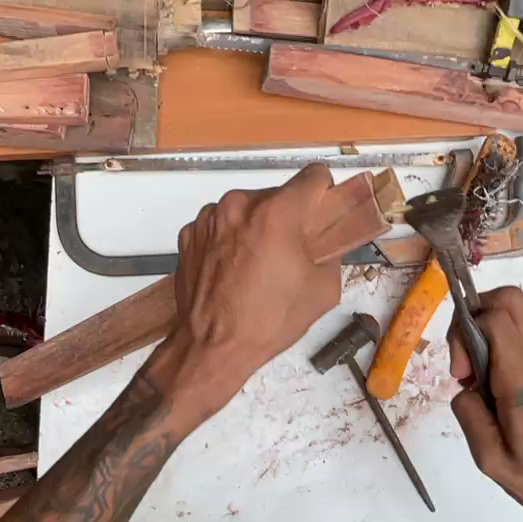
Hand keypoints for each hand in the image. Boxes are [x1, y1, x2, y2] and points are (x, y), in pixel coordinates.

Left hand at [166, 164, 343, 403]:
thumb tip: (330, 237)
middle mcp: (239, 206)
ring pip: (246, 209)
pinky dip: (230, 239)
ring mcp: (210, 218)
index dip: (324, 193)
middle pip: (277, 195)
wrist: (213, 346)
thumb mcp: (323, 289)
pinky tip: (235, 269)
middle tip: (291, 250)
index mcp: (276, 213)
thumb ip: (332, 250)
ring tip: (258, 264)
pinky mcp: (190, 233)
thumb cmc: (266, 322)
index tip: (323, 209)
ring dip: (256, 227)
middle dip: (288, 217)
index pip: (313, 175)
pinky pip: (220, 225)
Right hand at [447, 287, 522, 521]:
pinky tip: (504, 388)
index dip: (463, 332)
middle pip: (509, 299)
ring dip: (491, 330)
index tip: (461, 374)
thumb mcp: (492, 461)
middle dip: (474, 315)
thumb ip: (468, 415)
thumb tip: (467, 388)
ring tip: (483, 377)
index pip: (493, 317)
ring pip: (521, 314)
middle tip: (467, 360)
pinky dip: (507, 345)